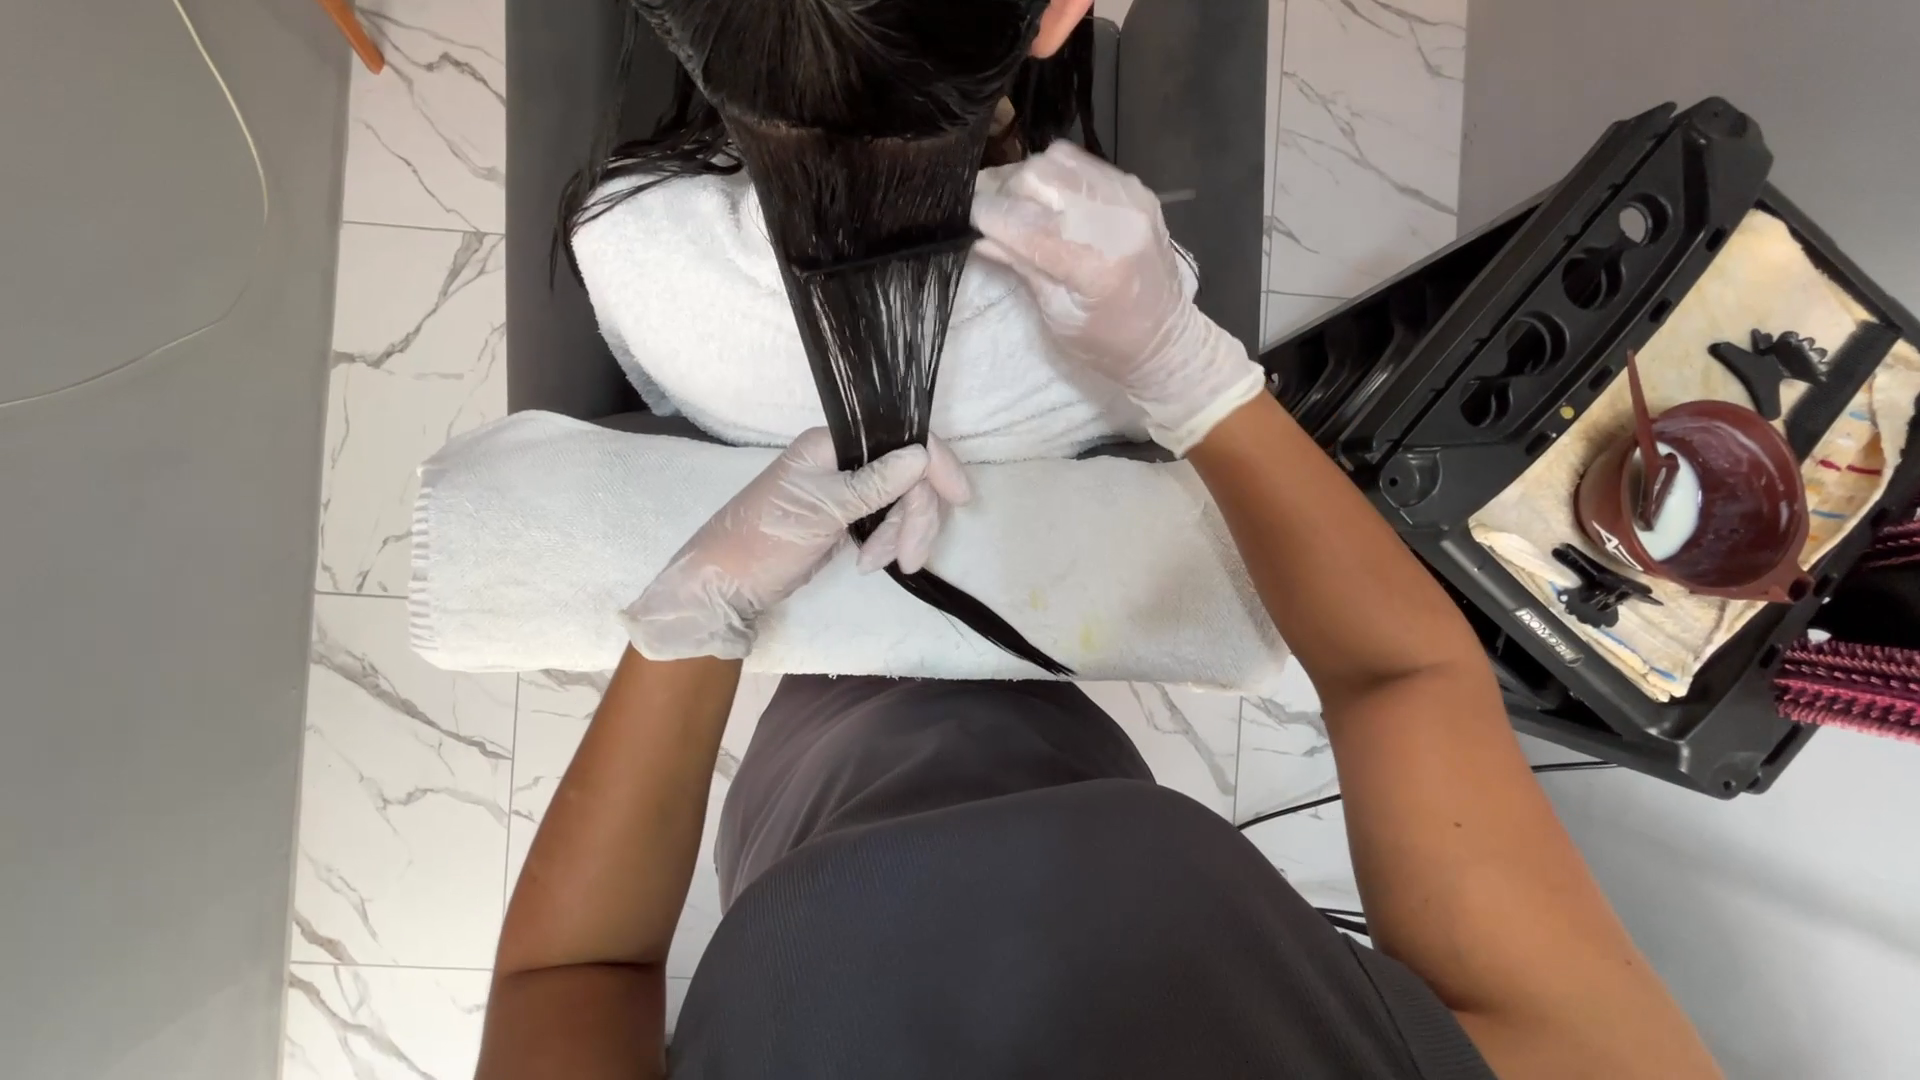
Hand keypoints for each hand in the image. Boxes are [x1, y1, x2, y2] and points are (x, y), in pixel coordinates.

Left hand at [622, 429, 971, 660]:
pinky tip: (870, 563)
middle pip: (906, 477)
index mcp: (832, 443)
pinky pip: (885, 522)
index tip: (961, 498)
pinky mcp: (845, 518)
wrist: (725, 586)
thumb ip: (874, 483)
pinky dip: (886, 543)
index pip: (899, 440)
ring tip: (877, 565)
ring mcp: (845, 490)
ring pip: (899, 503)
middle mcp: (842, 460)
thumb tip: (920, 455)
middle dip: (913, 518)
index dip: (935, 465)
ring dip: (898, 535)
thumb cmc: (764, 540)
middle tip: (911, 558)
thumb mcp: (822, 510)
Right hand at [972, 142, 1265, 454]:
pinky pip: (1082, 163)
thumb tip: (978, 236)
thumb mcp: (1057, 316)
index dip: (986, 217)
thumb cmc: (1106, 345)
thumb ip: (1021, 268)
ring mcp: (1129, 196)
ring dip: (1030, 181)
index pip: (1024, 222)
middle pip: (1037, 175)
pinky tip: (1053, 205)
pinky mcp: (1135, 188)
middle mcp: (1115, 218)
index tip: (966, 222)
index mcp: (1094, 264)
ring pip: (1057, 158)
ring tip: (1024, 210)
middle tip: (997, 219)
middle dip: (1007, 194)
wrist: (1166, 340)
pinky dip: (1057, 177)